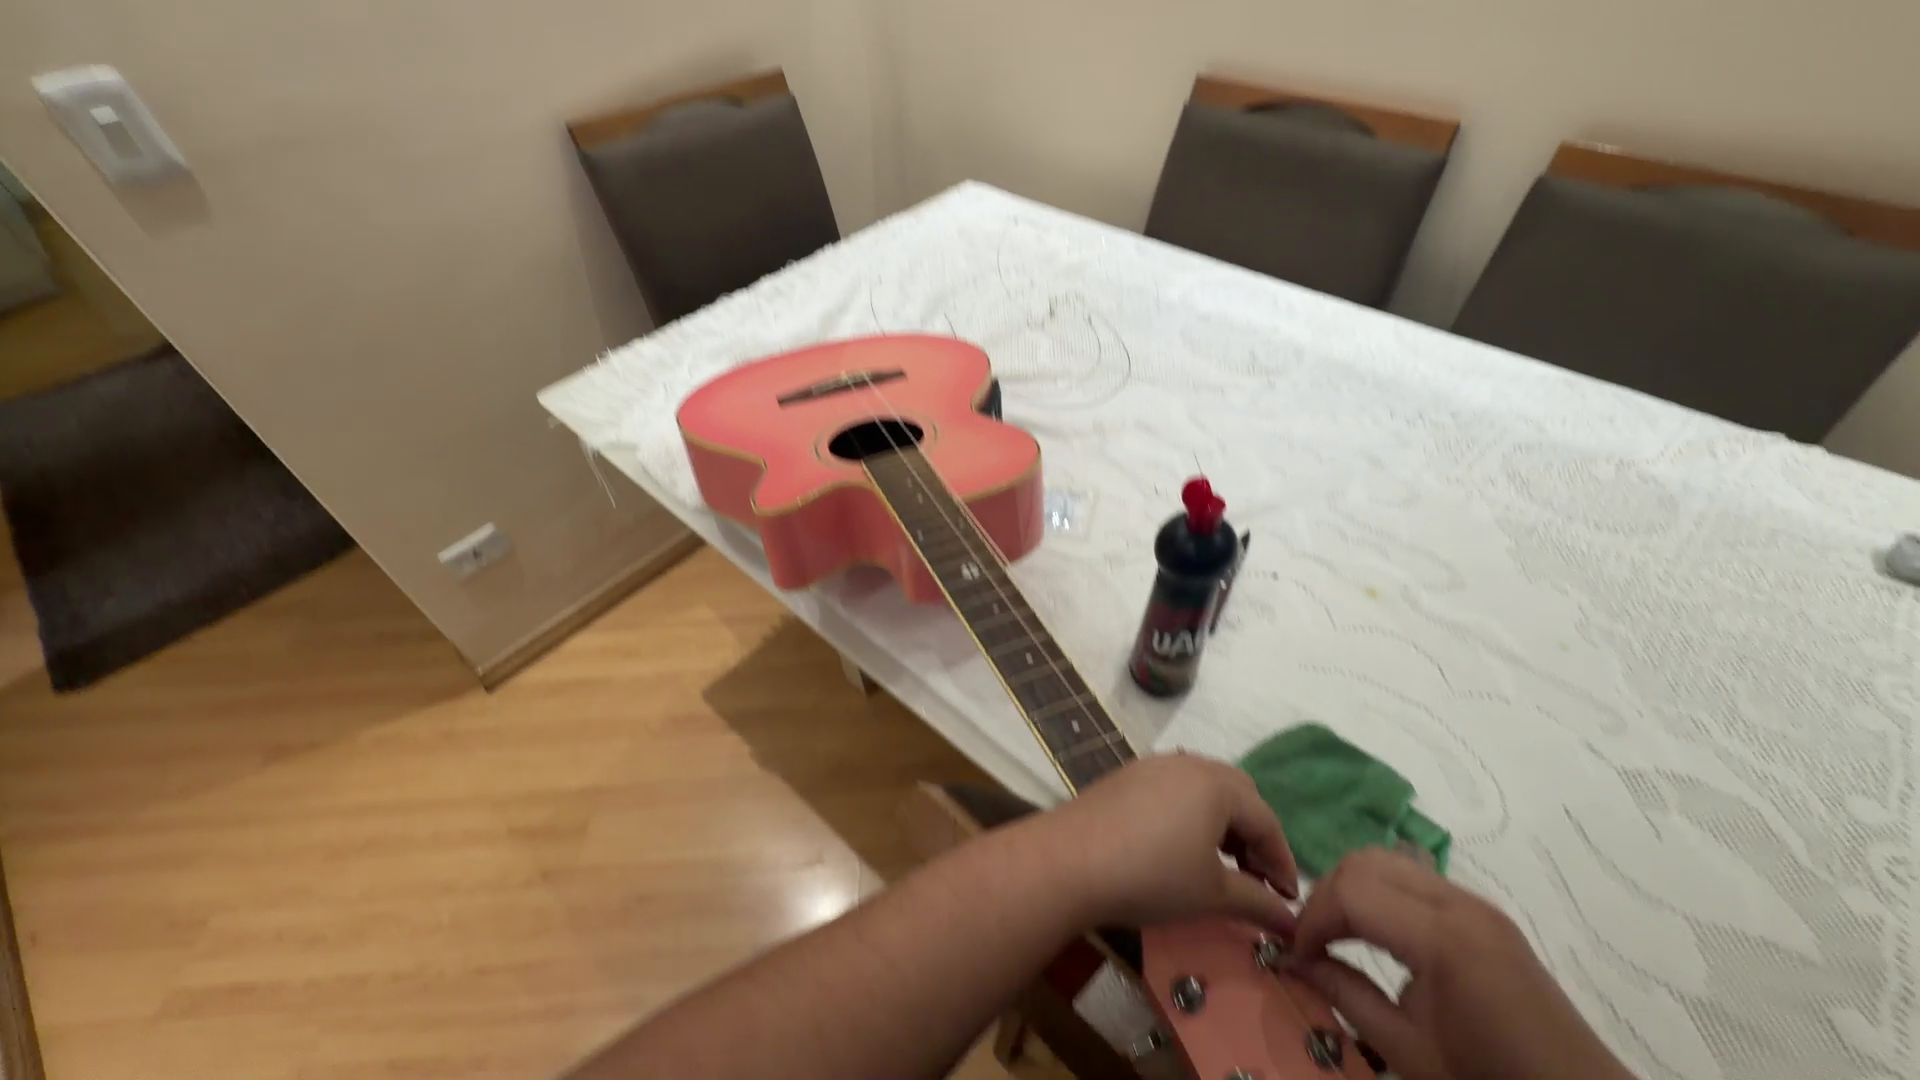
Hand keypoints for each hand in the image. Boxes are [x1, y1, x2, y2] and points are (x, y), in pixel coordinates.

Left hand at [1023, 754, 1299, 931]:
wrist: (1068, 862)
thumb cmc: (1151, 875)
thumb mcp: (1212, 894)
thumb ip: (1258, 903)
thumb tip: (1291, 921)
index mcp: (1217, 784)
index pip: (1266, 820)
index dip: (1282, 861)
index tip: (1286, 898)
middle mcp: (1187, 763)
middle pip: (1237, 794)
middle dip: (1253, 835)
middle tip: (1254, 877)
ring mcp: (1152, 765)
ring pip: (1202, 788)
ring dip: (1220, 823)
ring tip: (1218, 864)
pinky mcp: (1125, 776)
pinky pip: (1172, 789)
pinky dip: (1188, 814)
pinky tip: (1177, 847)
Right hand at [1290, 850, 1635, 1079]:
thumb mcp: (1409, 1052)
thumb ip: (1346, 996)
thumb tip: (1292, 962)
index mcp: (1445, 939)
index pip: (1351, 893)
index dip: (1311, 919)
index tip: (1296, 956)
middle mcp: (1460, 904)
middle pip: (1364, 861)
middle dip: (1326, 896)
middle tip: (1312, 943)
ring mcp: (1476, 904)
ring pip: (1386, 860)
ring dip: (1352, 889)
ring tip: (1337, 935)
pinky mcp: (1483, 913)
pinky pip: (1415, 877)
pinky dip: (1380, 892)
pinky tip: (1375, 933)